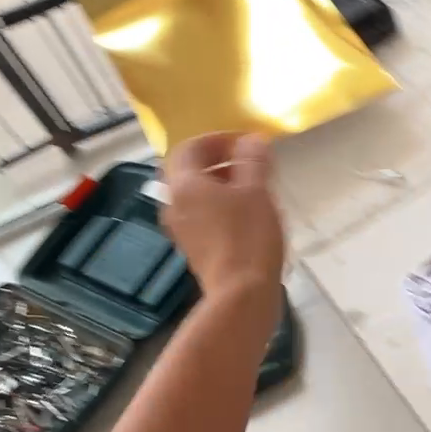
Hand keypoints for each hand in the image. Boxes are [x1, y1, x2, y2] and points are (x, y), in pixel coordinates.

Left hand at [162, 133, 285, 316]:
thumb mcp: (257, 191)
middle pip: (187, 170)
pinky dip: (218, 203)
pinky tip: (245, 213)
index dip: (218, 139)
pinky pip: (200, 213)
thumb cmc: (249, 236)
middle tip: (248, 161)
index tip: (246, 143)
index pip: (190, 147)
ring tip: (251, 186)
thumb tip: (252, 140)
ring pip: (194, 193)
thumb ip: (253, 160)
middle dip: (216, 160)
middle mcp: (174, 203)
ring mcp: (180, 227)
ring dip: (218, 182)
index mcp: (184, 184)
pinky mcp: (192, 246)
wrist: (242, 292)